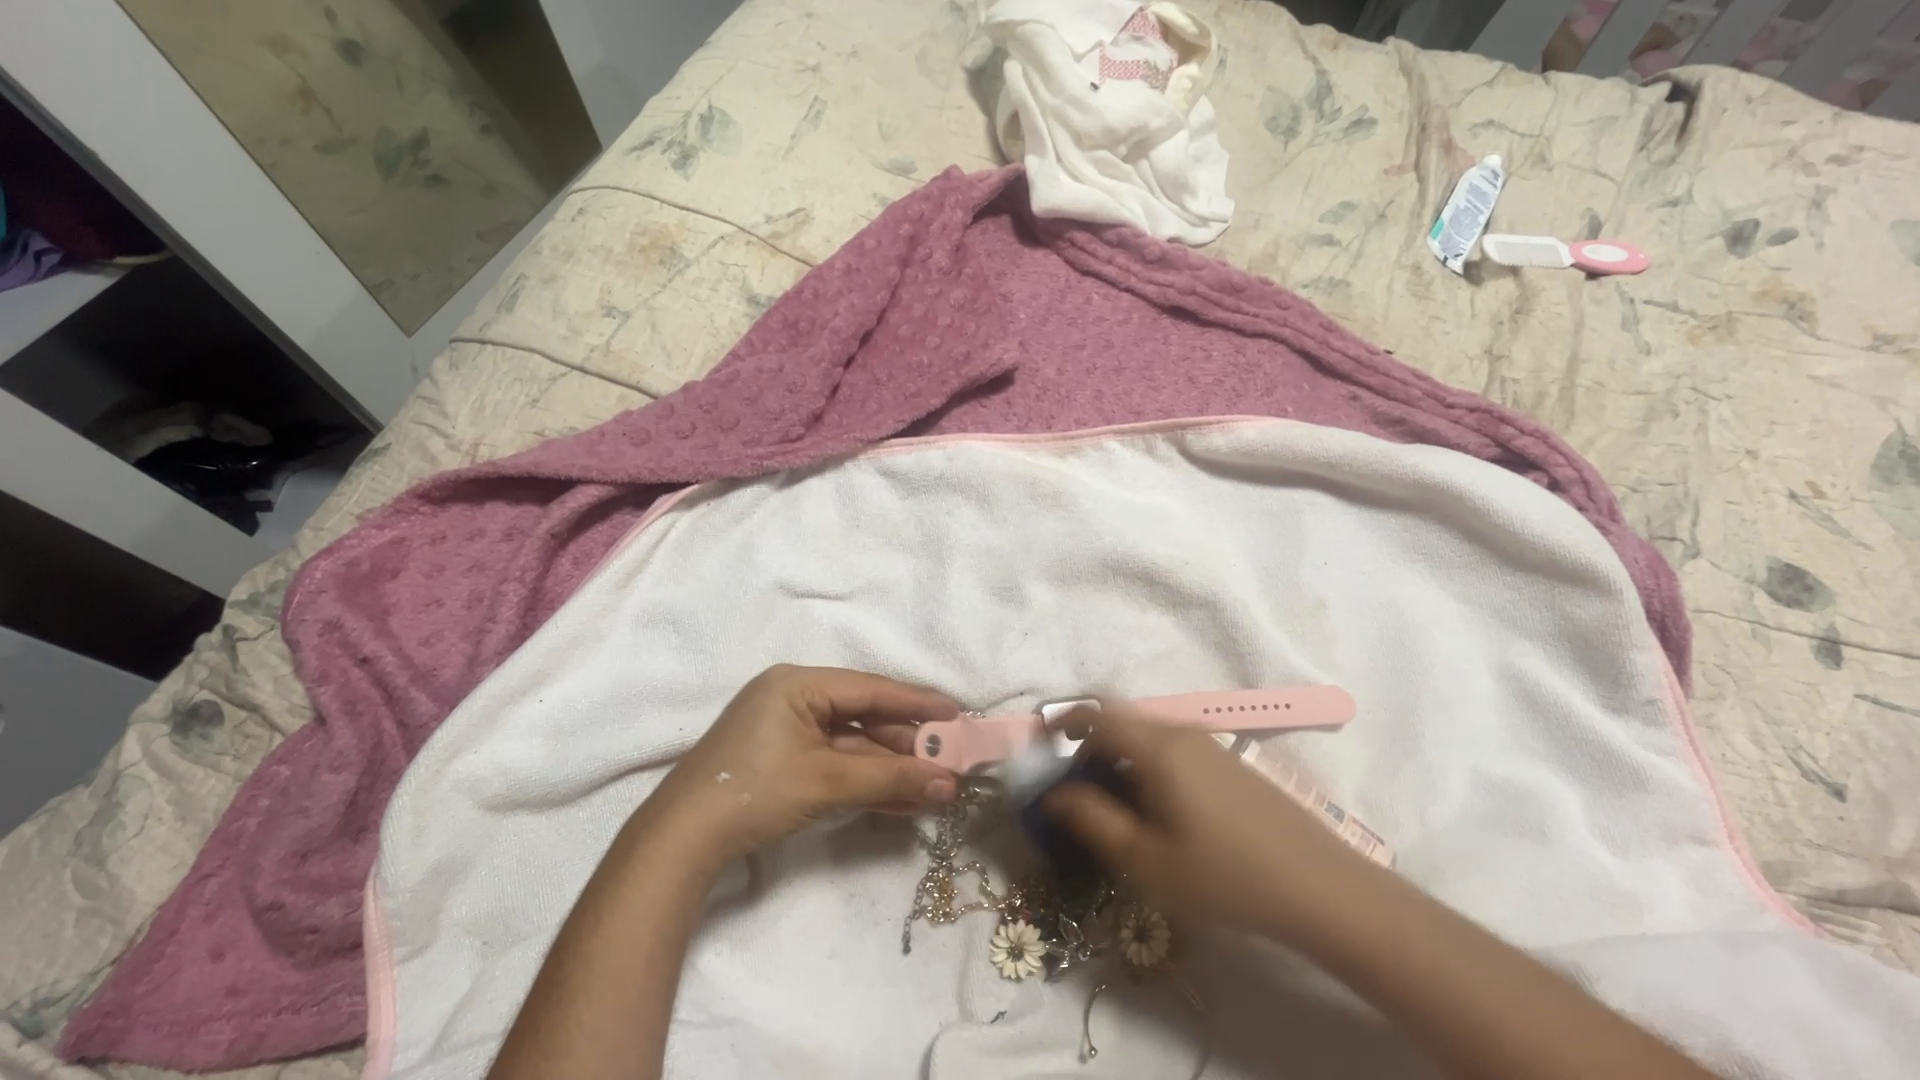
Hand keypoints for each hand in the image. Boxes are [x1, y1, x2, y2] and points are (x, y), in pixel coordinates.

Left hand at [638, 665, 960, 861]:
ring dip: (891, 768)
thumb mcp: (828, 782)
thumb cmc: (755, 792)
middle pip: (863, 716)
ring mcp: (785, 731)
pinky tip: (902, 800)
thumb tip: (950, 784)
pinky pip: (835, 763)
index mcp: (797, 684)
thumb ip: (891, 778)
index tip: (958, 714)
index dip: (918, 702)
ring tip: (935, 788)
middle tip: (950, 761)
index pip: (871, 689)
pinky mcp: (782, 762)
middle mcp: (792, 698)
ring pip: (852, 744)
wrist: (682, 841)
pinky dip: (866, 781)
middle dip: (907, 744)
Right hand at [1043, 703, 1362, 937]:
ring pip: (1149, 737)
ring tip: (1111, 808)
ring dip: (1119, 758)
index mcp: (1158, 748)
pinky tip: (1156, 813)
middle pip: (1123, 721)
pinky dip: (1147, 767)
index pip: (1098, 712)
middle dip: (1089, 746)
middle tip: (1073, 790)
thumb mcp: (1145, 860)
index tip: (1041, 745)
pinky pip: (1173, 751)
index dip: (1063, 721)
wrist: (1321, 889)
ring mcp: (1212, 747)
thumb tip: (1054, 794)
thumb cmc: (1224, 877)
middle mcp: (1184, 734)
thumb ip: (1092, 820)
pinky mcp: (1231, 766)